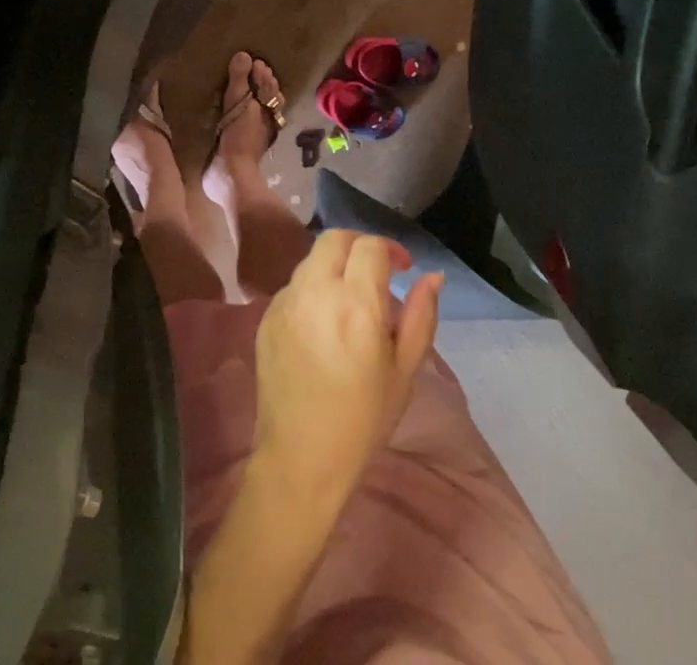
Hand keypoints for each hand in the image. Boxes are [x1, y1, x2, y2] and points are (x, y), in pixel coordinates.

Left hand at [248, 232, 443, 507]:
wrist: (301, 456)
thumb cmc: (363, 418)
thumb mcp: (405, 370)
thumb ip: (421, 316)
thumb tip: (432, 277)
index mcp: (355, 303)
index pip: (369, 246)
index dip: (390, 249)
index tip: (402, 269)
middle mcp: (314, 293)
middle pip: (333, 239)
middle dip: (358, 246)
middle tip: (376, 273)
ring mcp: (284, 304)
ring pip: (310, 262)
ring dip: (334, 268)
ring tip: (351, 304)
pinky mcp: (265, 319)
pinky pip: (292, 288)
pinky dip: (312, 290)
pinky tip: (323, 325)